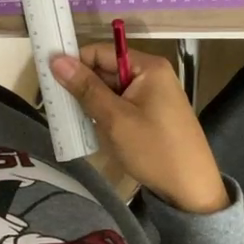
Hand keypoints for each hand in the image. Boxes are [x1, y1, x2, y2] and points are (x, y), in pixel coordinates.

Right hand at [49, 46, 229, 214]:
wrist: (192, 191)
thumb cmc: (154, 151)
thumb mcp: (115, 119)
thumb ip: (85, 88)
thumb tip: (56, 59)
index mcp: (148, 67)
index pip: (101, 52)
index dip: (76, 64)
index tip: (52, 82)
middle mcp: (152, 74)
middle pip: (106, 69)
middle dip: (83, 86)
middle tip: (58, 105)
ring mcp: (154, 95)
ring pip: (111, 89)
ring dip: (93, 103)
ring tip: (75, 120)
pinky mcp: (153, 114)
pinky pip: (121, 104)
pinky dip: (106, 114)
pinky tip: (95, 130)